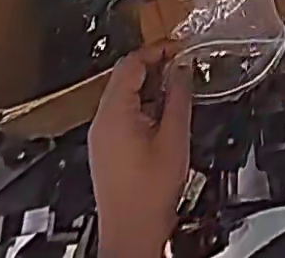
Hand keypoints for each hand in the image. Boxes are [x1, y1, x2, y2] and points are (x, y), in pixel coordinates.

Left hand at [89, 41, 192, 257]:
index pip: (131, 64)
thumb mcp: (174, 136)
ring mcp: (102, 135)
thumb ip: (179, 95)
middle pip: (125, 75)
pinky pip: (122, 110)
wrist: (131, 235)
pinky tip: (164, 108)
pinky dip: (144, 100)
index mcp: (115, 114)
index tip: (181, 48)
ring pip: (124, 92)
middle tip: (182, 61)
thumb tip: (183, 67)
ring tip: (178, 82)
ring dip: (150, 82)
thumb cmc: (150, 192)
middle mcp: (102, 121)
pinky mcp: (107, 147)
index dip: (158, 50)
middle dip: (155, 64)